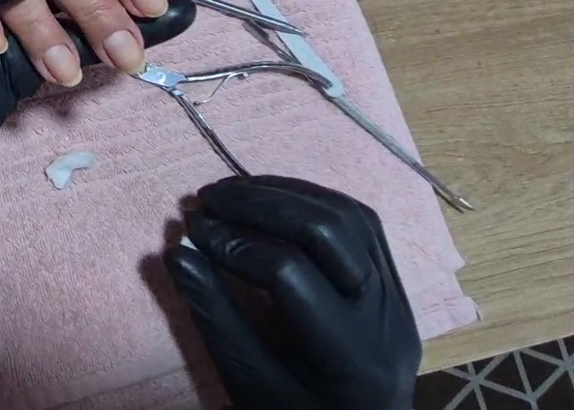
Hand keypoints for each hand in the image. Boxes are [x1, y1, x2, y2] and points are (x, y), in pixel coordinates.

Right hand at [167, 177, 420, 409]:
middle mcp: (386, 319)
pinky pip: (358, 221)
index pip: (287, 273)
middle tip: (209, 198)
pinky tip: (272, 199)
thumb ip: (213, 314)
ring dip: (285, 192)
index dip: (233, 243)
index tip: (191, 232)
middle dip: (259, 203)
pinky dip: (310, 199)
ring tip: (235, 192)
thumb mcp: (249, 380)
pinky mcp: (395, 281)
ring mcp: (398, 296)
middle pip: (327, 231)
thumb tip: (175, 253)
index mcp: (351, 356)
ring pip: (348, 216)